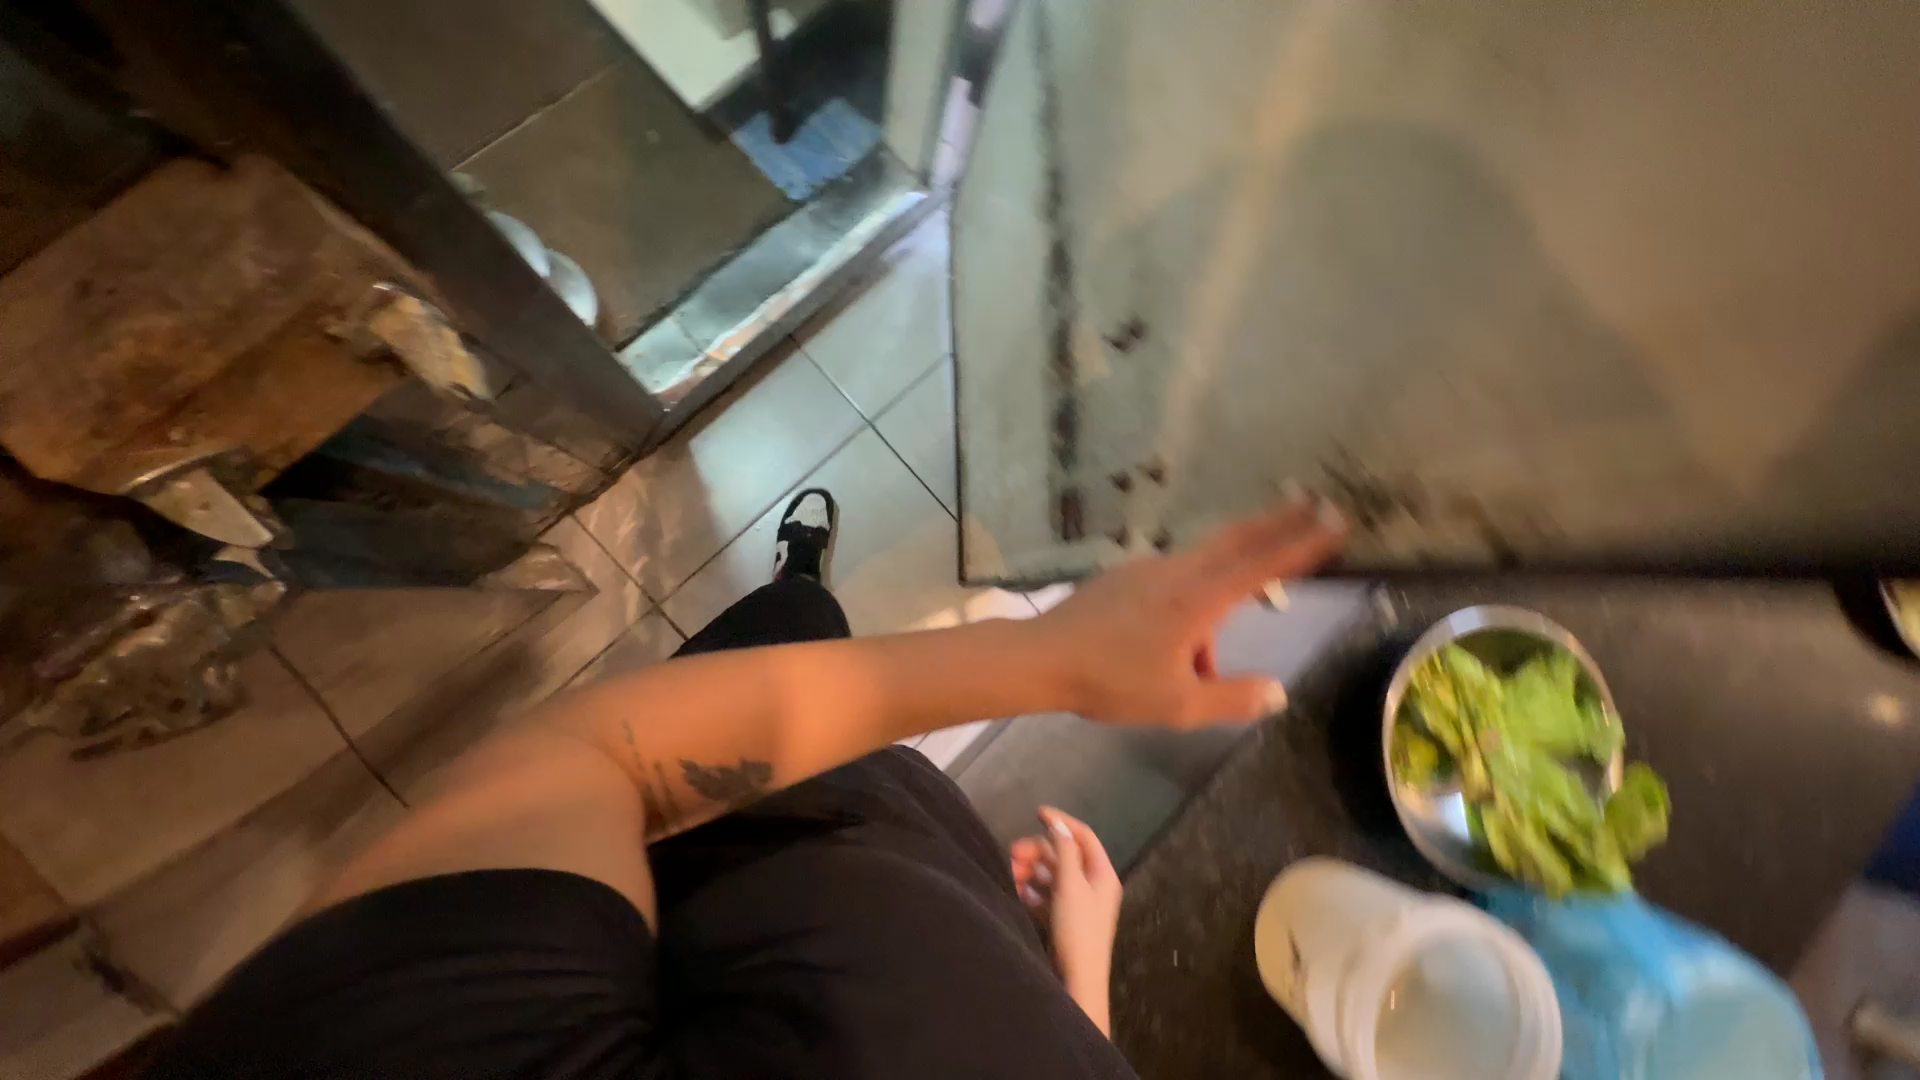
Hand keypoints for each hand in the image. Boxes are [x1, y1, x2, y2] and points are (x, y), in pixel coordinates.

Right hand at [1011, 807, 1122, 1035]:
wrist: (1077, 981)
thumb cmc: (1078, 929)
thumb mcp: (1070, 884)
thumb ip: (1064, 850)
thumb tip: (1057, 822)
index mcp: (1102, 873)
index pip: (1083, 836)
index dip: (1061, 821)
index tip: (1036, 813)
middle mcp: (1092, 884)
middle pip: (1063, 855)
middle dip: (1037, 851)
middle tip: (1012, 853)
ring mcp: (1078, 902)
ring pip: (1051, 875)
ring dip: (1031, 870)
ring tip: (1011, 874)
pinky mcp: (1063, 919)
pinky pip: (1046, 895)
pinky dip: (1032, 890)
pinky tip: (1017, 891)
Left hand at [1029, 493, 1345, 728]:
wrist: (1041, 658)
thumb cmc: (1110, 681)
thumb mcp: (1177, 704)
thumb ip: (1231, 697)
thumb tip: (1277, 692)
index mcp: (1196, 599)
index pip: (1261, 565)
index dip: (1302, 542)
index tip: (1336, 516)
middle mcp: (1175, 572)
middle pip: (1235, 540)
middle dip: (1277, 522)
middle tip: (1312, 502)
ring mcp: (1144, 569)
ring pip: (1198, 577)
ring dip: (1214, 609)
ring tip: (1195, 671)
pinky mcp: (1122, 577)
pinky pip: (1168, 587)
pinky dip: (1183, 611)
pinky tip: (1160, 654)